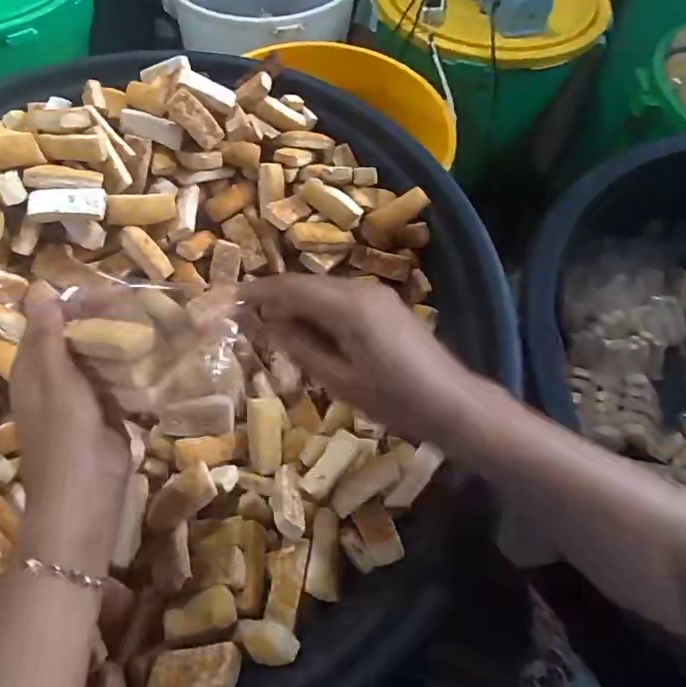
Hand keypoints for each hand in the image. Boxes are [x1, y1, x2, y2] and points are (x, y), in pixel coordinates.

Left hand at [9, 287, 130, 573]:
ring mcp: (81, 398)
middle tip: (139, 301)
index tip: (109, 289)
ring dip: (119, 343)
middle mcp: (54, 379)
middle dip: (103, 321)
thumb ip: (48, 334)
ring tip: (152, 319)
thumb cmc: (64, 432)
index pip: (49, 322)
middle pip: (77, 338)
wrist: (86, 495)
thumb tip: (38, 287)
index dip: (74, 303)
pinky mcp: (106, 414)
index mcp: (33, 368)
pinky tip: (154, 354)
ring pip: (99, 359)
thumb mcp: (54, 377)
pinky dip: (130, 368)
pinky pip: (116, 382)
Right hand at [241, 276, 472, 443]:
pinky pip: (340, 296)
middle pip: (306, 283)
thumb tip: (267, 324)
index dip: (258, 291)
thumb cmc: (395, 399)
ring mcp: (376, 294)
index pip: (291, 288)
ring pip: (323, 288)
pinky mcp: (385, 304)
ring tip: (272, 324)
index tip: (232, 299)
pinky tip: (308, 328)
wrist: (453, 403)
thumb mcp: (339, 380)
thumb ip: (300, 347)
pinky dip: (317, 307)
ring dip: (296, 301)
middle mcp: (360, 289)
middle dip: (274, 295)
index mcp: (347, 307)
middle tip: (246, 314)